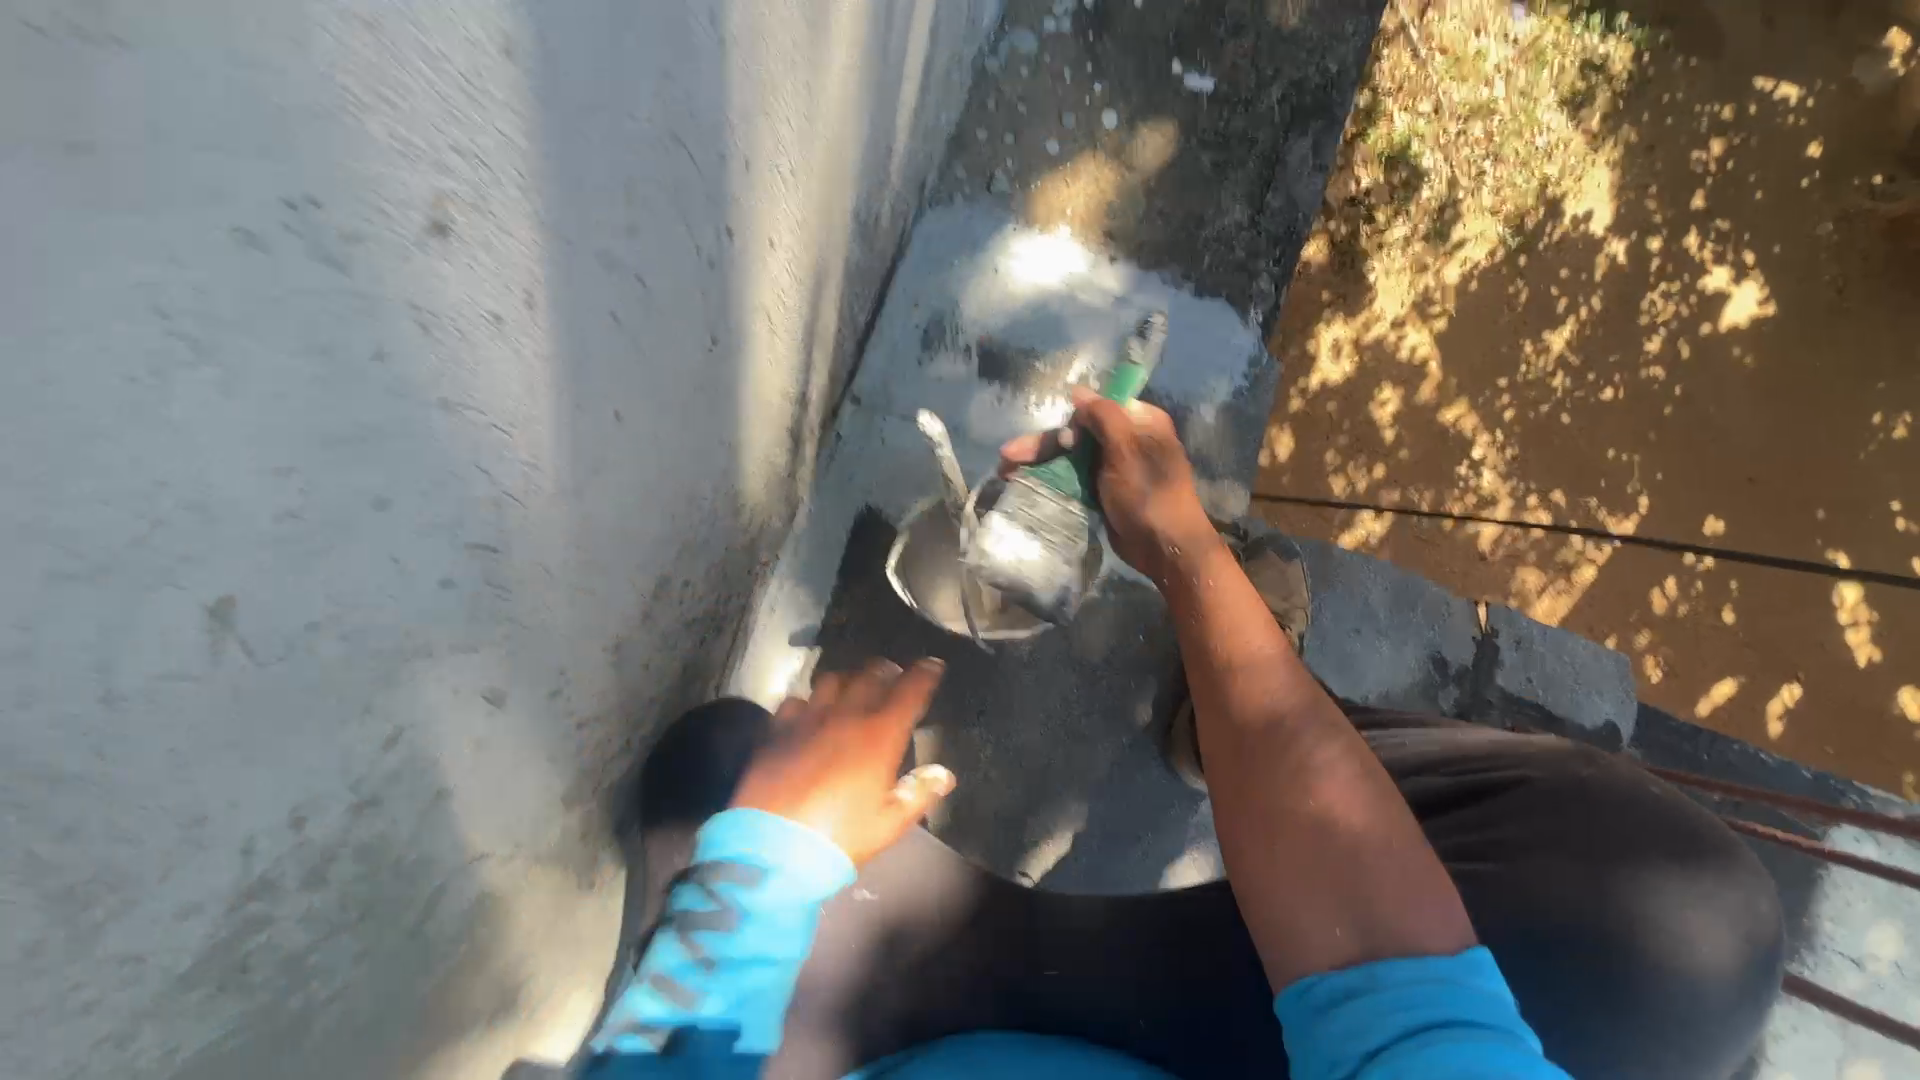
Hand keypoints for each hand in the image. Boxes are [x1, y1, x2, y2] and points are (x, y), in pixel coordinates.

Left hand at [730, 658, 956, 864]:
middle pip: (870, 677)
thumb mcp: (889, 823)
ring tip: (852, 688)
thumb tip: (944, 774)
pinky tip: (808, 713)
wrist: (773, 847)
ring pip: (832, 682)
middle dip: (885, 671)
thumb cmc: (840, 838)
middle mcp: (846, 717)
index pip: (909, 693)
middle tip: (892, 674)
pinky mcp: (777, 731)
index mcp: (880, 736)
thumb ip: (918, 794)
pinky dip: (808, 703)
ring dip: (848, 680)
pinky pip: (795, 702)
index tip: (932, 665)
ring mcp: (808, 720)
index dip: (923, 675)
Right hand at [1000, 386, 1218, 584]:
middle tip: (1008, 456)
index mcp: (1140, 422)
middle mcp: (1127, 439)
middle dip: (1045, 445)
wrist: (1164, 548)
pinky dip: (1052, 479)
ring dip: (1041, 462)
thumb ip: (1104, 417)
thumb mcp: (1128, 450)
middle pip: (1079, 434)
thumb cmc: (1149, 494)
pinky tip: (1026, 484)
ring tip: (1006, 471)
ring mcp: (1114, 467)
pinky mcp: (1103, 491)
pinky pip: (1074, 478)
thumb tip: (1078, 392)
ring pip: (1071, 457)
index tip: (1053, 437)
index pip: (1097, 408)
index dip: (1070, 418)